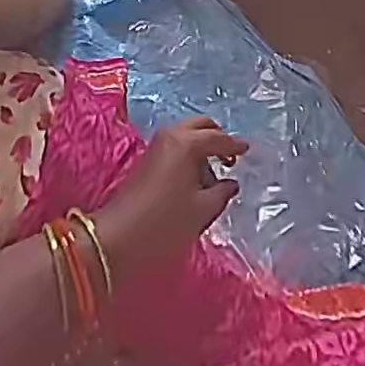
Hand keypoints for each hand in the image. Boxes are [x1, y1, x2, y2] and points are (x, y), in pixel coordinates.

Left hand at [97, 116, 247, 278]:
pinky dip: (188, 155)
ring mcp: (156, 146)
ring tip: (213, 176)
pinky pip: (175, 147)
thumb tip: (230, 183)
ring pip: (186, 135)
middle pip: (200, 126)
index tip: (247, 150)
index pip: (218, 138)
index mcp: (187, 143)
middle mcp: (171, 136)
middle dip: (217, 137)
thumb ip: (221, 192)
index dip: (235, 145)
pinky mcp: (147, 160)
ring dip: (201, 147)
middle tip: (229, 158)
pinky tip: (195, 180)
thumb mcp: (202, 210)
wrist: (117, 239)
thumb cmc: (165, 223)